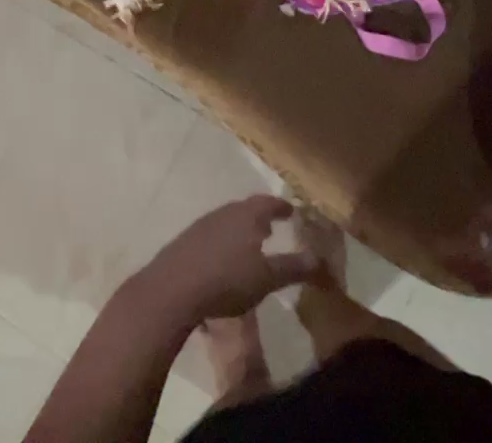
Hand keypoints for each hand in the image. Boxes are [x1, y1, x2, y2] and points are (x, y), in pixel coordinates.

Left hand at [131, 196, 317, 325]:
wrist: (172, 289)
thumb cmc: (227, 280)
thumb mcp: (267, 278)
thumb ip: (294, 267)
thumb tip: (319, 258)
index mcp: (246, 216)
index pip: (268, 203)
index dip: (281, 207)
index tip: (292, 211)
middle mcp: (224, 213)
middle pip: (246, 209)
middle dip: (260, 217)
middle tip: (272, 227)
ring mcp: (201, 226)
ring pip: (227, 222)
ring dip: (240, 230)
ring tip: (249, 244)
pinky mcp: (184, 242)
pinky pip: (211, 236)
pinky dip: (223, 242)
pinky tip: (222, 260)